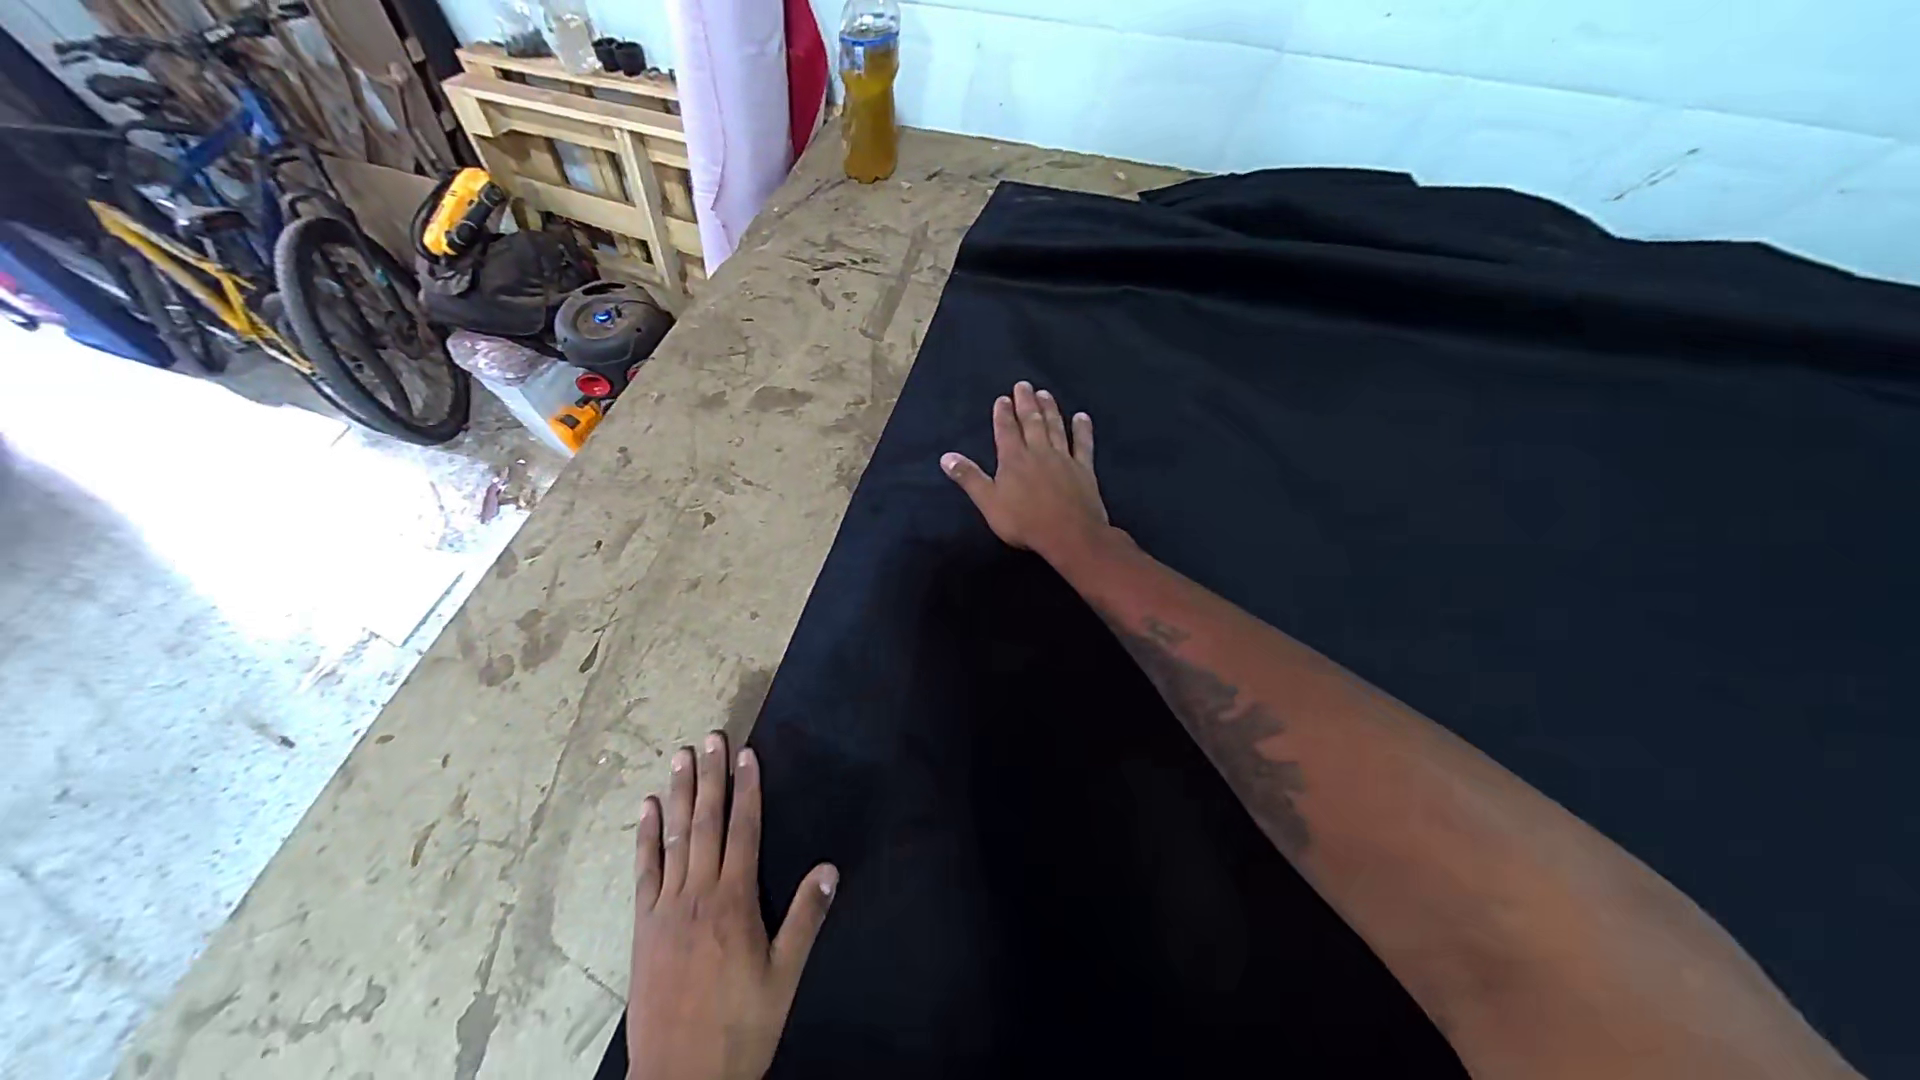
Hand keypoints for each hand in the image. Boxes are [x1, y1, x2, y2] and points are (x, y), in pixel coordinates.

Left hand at [628, 732, 838, 1079]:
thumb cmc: (740, 1027)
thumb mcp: (784, 977)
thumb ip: (806, 918)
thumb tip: (830, 868)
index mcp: (734, 903)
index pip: (744, 831)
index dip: (747, 790)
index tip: (746, 754)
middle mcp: (698, 895)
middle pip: (707, 824)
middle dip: (711, 777)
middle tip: (710, 738)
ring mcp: (665, 909)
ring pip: (674, 839)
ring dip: (680, 795)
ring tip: (681, 757)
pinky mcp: (642, 926)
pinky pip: (644, 872)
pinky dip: (646, 837)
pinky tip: (648, 810)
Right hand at [942, 381, 1109, 564]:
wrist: (1069, 534)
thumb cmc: (1024, 521)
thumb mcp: (989, 502)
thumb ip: (969, 478)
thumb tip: (946, 456)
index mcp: (1013, 459)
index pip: (1006, 430)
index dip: (1003, 413)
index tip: (1002, 398)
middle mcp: (1038, 451)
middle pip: (1031, 422)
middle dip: (1026, 402)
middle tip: (1024, 385)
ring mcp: (1063, 458)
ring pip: (1055, 427)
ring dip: (1050, 409)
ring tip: (1045, 393)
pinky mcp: (1084, 469)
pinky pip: (1083, 444)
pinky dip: (1082, 429)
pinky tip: (1082, 417)